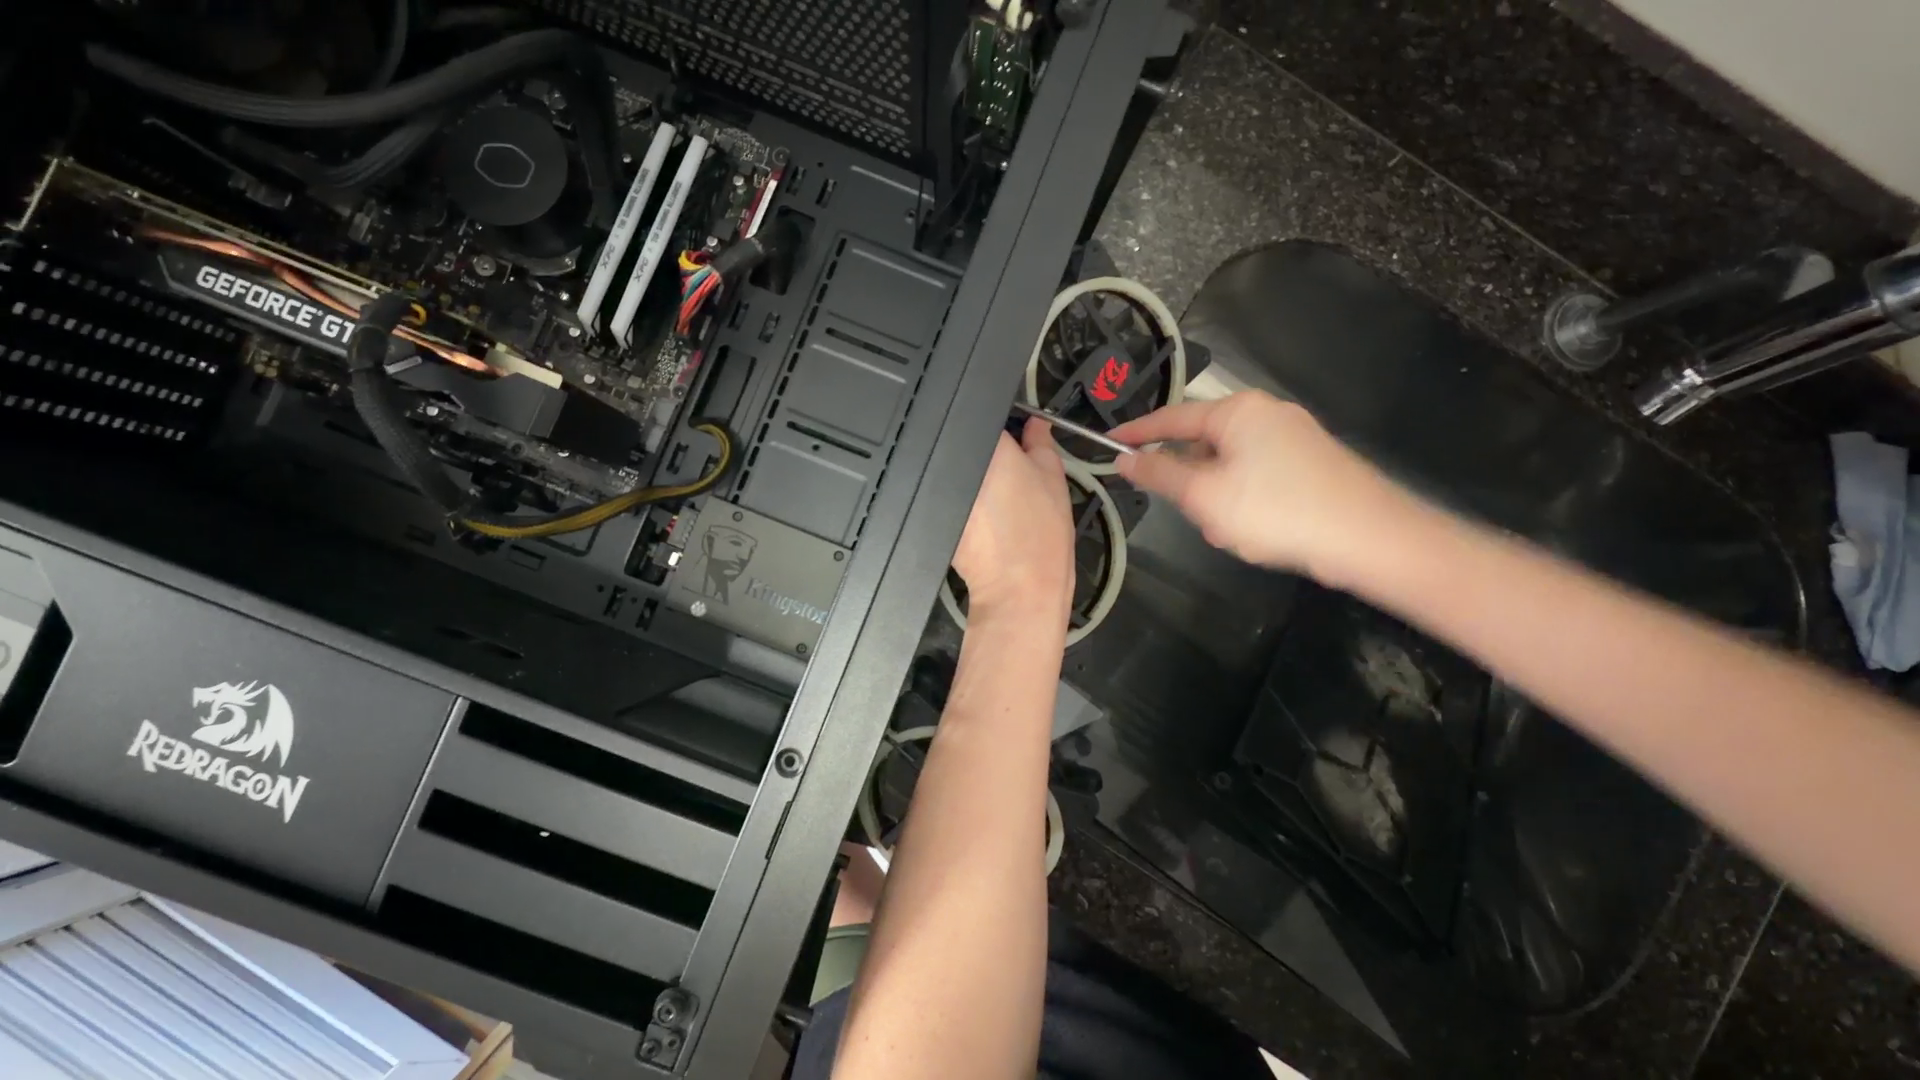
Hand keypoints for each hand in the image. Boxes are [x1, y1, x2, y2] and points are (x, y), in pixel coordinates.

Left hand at [953, 418, 1075, 620]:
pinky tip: (983, 514)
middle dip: (983, 448)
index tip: (1013, 436)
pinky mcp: (931, 512)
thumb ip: (1040, 442)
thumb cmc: (1040, 534)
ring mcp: (940, 487)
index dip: (1001, 422)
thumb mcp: (1052, 476)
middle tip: (1008, 469)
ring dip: (971, 472)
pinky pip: (946, 491)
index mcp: (988, 445)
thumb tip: (1036, 425)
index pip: (987, 413)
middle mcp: (956, 462)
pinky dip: (961, 496)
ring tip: (996, 496)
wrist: (1020, 585)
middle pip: (965, 440)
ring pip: (954, 466)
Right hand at [1111, 391, 1417, 581]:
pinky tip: (1260, 532)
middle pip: (1203, 444)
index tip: (1108, 443)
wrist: (1369, 538)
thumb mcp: (1204, 496)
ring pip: (1231, 467)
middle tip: (1195, 516)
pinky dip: (1247, 502)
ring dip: (1220, 500)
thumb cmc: (1277, 511)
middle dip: (1192, 483)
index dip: (1137, 433)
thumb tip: (1125, 459)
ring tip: (1236, 532)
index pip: (1171, 416)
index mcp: (1237, 410)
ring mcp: (1294, 436)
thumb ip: (1160, 475)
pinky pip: (1259, 476)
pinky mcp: (1313, 463)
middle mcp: (1267, 412)